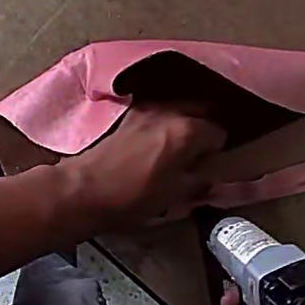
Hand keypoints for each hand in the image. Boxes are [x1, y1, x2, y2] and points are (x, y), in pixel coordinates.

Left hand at [57, 105, 225, 230]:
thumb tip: (215, 179)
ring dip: (184, 120)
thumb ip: (200, 182)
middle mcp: (170, 111)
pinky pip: (156, 110)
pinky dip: (162, 120)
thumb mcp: (174, 197)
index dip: (217, 149)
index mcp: (187, 132)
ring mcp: (146, 108)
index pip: (219, 131)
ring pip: (178, 106)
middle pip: (201, 110)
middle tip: (197, 151)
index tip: (206, 164)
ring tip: (176, 144)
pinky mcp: (127, 113)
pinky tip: (154, 139)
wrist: (84, 190)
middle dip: (204, 127)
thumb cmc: (133, 197)